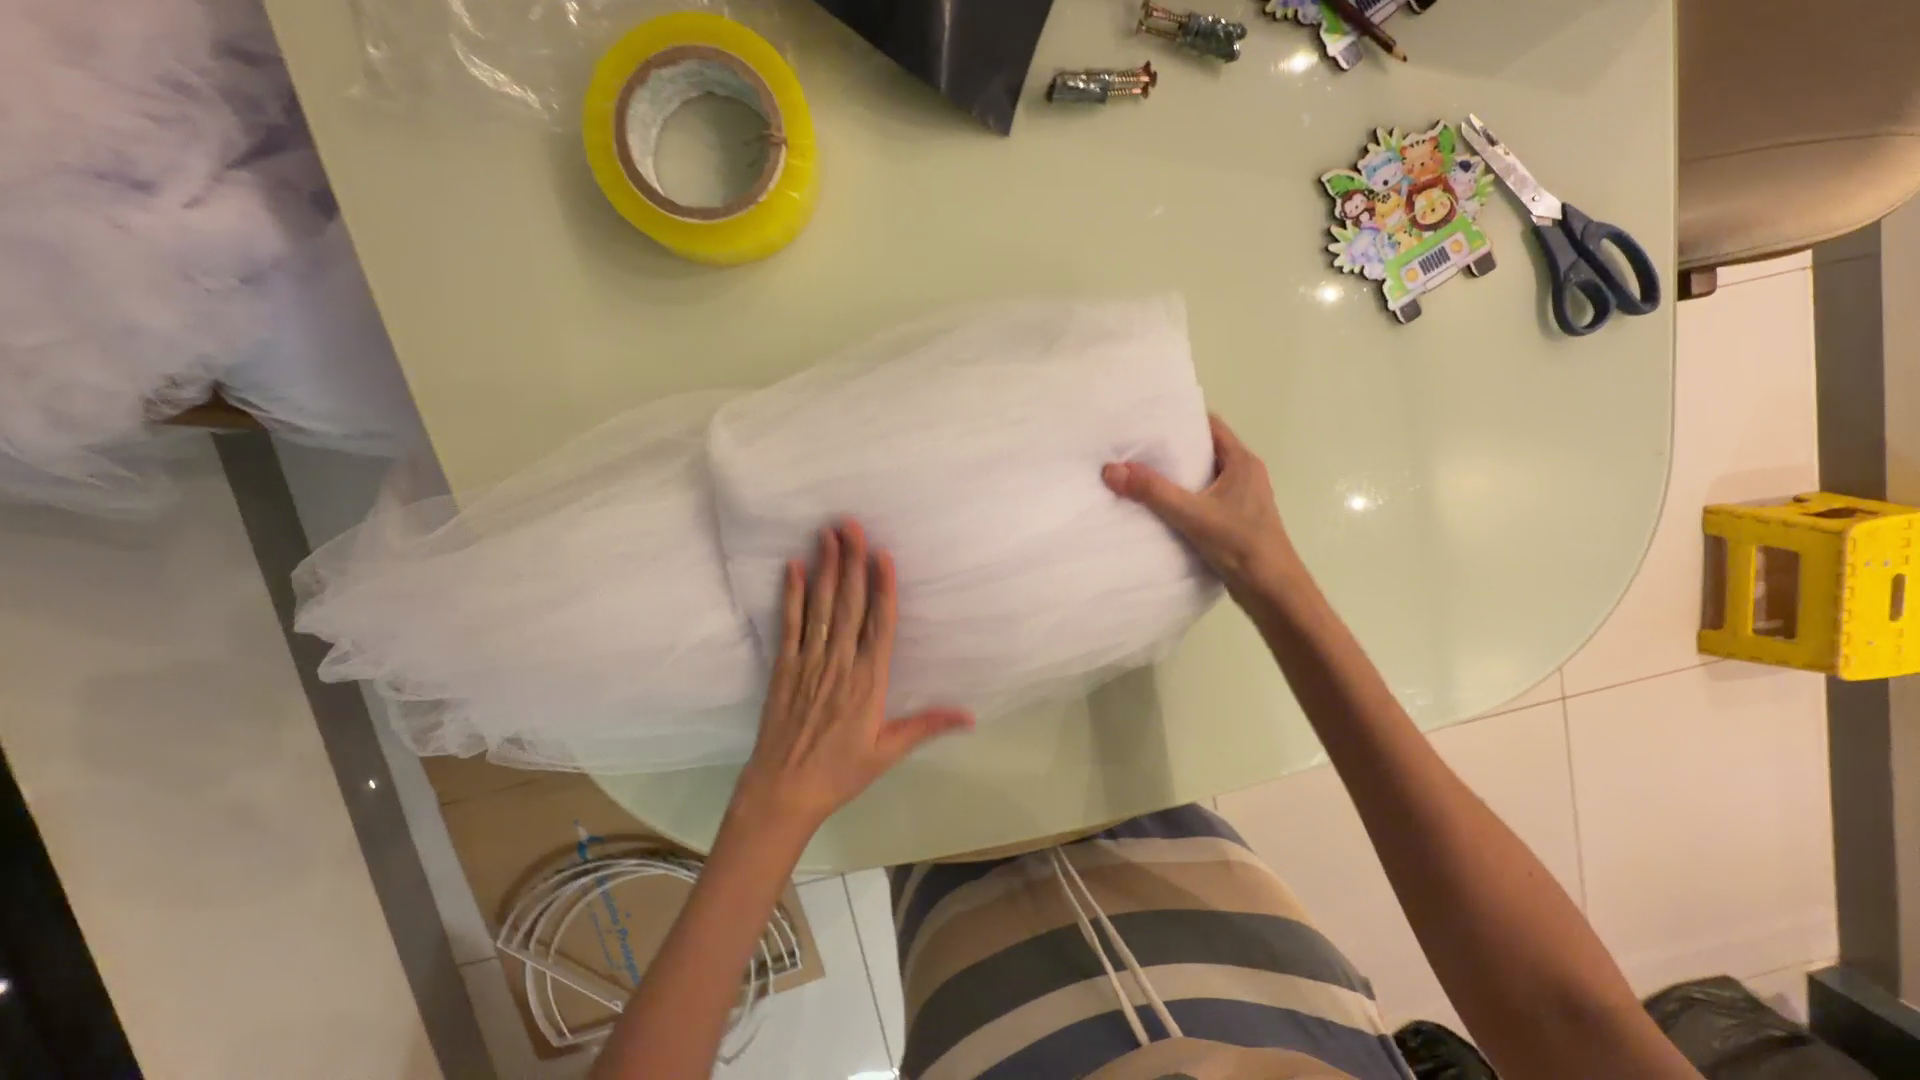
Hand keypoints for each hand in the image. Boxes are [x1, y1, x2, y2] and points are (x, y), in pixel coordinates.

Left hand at [731, 521, 973, 832]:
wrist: (783, 791)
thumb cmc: (840, 773)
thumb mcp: (887, 752)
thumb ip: (926, 726)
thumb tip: (970, 717)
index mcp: (869, 683)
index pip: (879, 626)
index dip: (882, 588)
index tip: (883, 554)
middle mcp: (840, 665)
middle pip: (849, 606)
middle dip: (851, 563)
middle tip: (851, 524)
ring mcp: (809, 664)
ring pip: (820, 608)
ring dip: (825, 569)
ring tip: (827, 534)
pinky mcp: (784, 669)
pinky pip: (789, 626)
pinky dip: (791, 596)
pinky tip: (793, 568)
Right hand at [1103, 413, 1295, 597]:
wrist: (1272, 590)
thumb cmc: (1240, 544)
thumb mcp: (1192, 514)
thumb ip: (1152, 492)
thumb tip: (1111, 470)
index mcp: (1242, 462)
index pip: (1209, 425)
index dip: (1179, 419)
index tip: (1146, 421)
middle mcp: (1244, 474)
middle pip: (1204, 450)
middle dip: (1171, 448)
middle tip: (1133, 447)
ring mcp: (1241, 499)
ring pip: (1203, 477)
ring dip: (1176, 476)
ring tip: (1138, 474)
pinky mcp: (1234, 520)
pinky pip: (1203, 499)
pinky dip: (1182, 498)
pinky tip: (1157, 507)